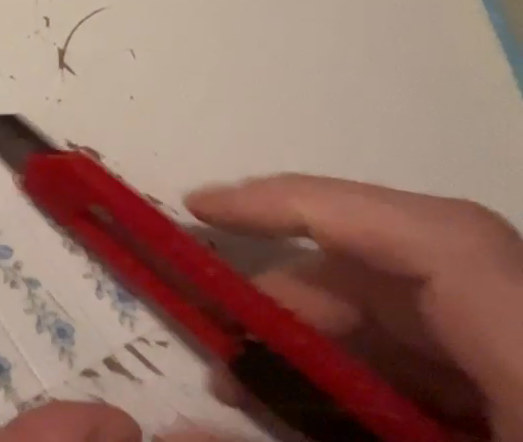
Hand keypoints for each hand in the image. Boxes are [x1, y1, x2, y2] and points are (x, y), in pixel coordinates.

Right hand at [185, 175, 522, 440]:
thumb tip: (169, 433)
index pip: (429, 238)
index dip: (306, 203)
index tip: (202, 211)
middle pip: (408, 280)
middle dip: (301, 306)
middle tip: (232, 359)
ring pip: (424, 326)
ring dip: (332, 351)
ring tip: (270, 398)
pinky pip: (453, 373)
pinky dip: (381, 389)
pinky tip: (343, 426)